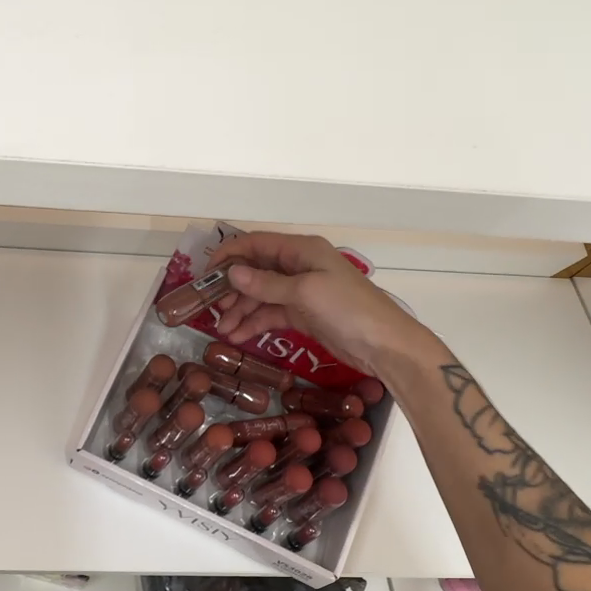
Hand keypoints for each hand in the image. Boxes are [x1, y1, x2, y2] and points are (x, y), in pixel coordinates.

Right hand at [208, 231, 436, 374]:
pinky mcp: (302, 314)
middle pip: (254, 271)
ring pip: (259, 295)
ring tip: (223, 331)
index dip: (228, 255)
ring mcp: (300, 291)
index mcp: (301, 250)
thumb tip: (232, 273)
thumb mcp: (305, 293)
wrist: (385, 346)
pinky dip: (253, 323)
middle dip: (231, 289)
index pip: (255, 244)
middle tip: (212, 309)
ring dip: (240, 310)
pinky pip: (270, 314)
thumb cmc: (349, 310)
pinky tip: (237, 336)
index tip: (205, 275)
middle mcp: (298, 266)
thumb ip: (266, 284)